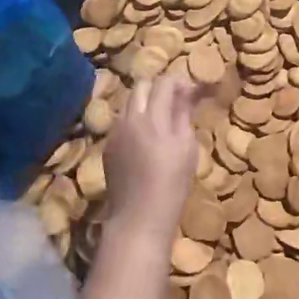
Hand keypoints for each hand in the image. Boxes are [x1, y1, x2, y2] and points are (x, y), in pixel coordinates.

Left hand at [102, 75, 200, 236]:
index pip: (164, 83)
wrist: (139, 215)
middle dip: (158, 88)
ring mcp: (114, 131)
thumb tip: (186, 94)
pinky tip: (144, 142)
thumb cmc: (172, 183)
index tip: (190, 93)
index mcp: (152, 117)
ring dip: (144, 104)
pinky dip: (134, 122)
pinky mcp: (107, 146)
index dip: (179, 83)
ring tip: (160, 123)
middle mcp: (129, 118)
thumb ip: (183, 116)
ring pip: (129, 104)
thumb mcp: (186, 148)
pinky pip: (121, 123)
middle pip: (141, 86)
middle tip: (174, 103)